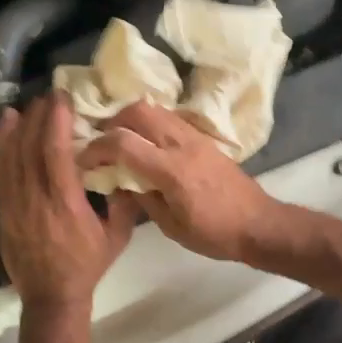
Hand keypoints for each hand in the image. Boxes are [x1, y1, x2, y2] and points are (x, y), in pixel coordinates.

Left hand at [0, 93, 140, 311]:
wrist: (51, 298)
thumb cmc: (88, 265)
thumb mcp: (117, 235)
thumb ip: (124, 202)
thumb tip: (127, 167)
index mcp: (66, 204)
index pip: (56, 153)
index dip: (56, 122)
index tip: (62, 99)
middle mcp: (36, 200)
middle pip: (31, 149)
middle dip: (39, 118)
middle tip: (48, 96)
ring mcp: (16, 206)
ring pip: (12, 158)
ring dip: (18, 129)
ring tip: (24, 107)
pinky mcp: (3, 212)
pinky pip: (1, 174)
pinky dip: (2, 149)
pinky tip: (6, 132)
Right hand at [79, 102, 283, 261]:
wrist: (257, 223)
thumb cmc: (213, 233)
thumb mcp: (170, 226)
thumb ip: (143, 198)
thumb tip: (120, 180)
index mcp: (170, 170)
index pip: (123, 143)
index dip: (97, 147)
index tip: (84, 158)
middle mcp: (181, 144)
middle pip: (138, 111)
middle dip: (113, 121)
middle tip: (102, 142)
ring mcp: (194, 136)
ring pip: (155, 108)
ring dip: (131, 118)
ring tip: (122, 139)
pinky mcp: (203, 136)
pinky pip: (169, 117)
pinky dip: (150, 122)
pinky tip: (146, 142)